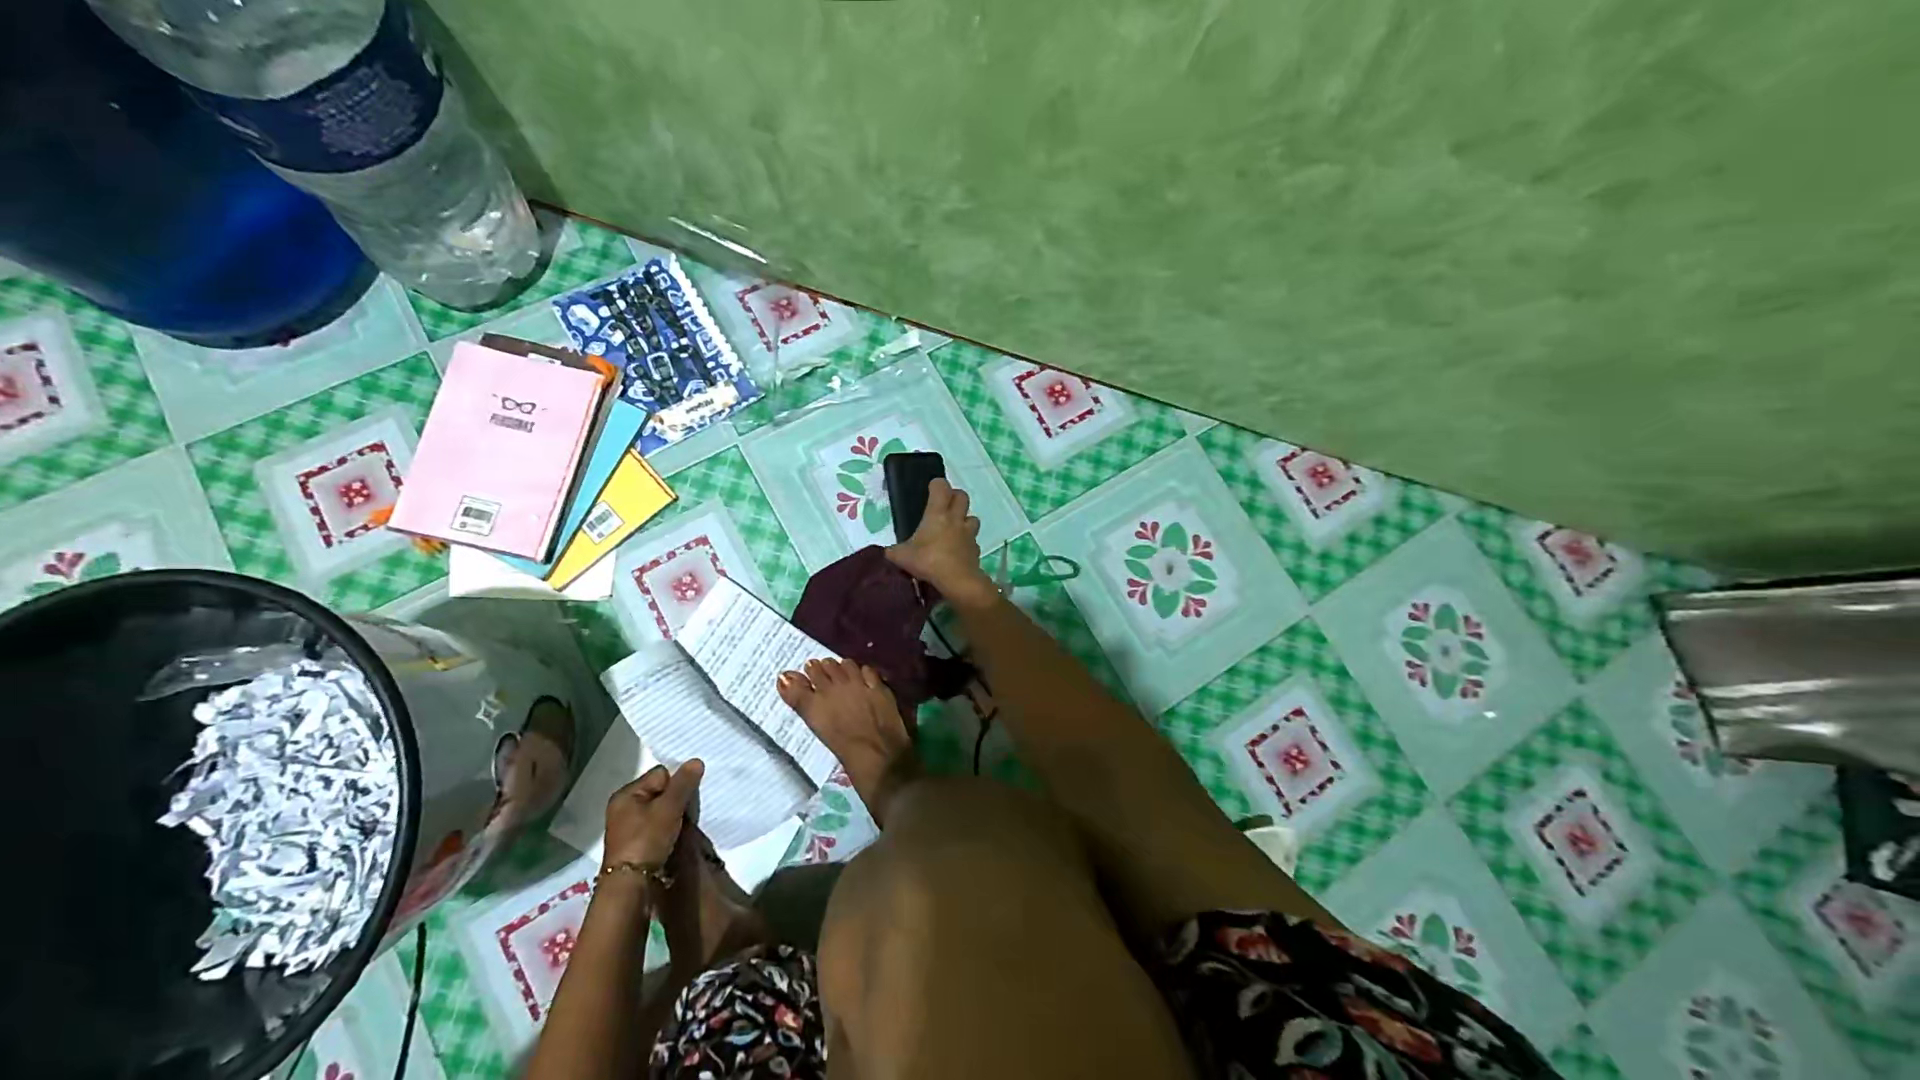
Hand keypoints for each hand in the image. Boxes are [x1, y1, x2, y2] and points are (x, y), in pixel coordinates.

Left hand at [603, 760, 703, 870]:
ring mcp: (628, 827)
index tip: (690, 796)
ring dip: (674, 815)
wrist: (631, 884)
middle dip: (677, 798)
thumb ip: (683, 784)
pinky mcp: (635, 844)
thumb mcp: (668, 808)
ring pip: (660, 810)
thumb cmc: (646, 839)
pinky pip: (657, 826)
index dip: (678, 782)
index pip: (660, 774)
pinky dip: (668, 828)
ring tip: (685, 824)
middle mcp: (624, 807)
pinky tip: (677, 835)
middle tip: (690, 809)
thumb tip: (696, 760)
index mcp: (626, 794)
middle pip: (660, 792)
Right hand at [887, 478, 996, 607]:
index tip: (931, 489)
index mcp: (937, 514)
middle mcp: (955, 519)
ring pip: (972, 518)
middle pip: (962, 496)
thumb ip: (894, 551)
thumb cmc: (928, 561)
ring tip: (954, 528)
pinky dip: (967, 542)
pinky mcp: (975, 549)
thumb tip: (888, 552)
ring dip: (964, 520)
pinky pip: (973, 541)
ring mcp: (968, 534)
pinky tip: (958, 551)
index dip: (937, 484)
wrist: (956, 580)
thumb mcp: (902, 556)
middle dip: (954, 497)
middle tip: (944, 506)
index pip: (941, 487)